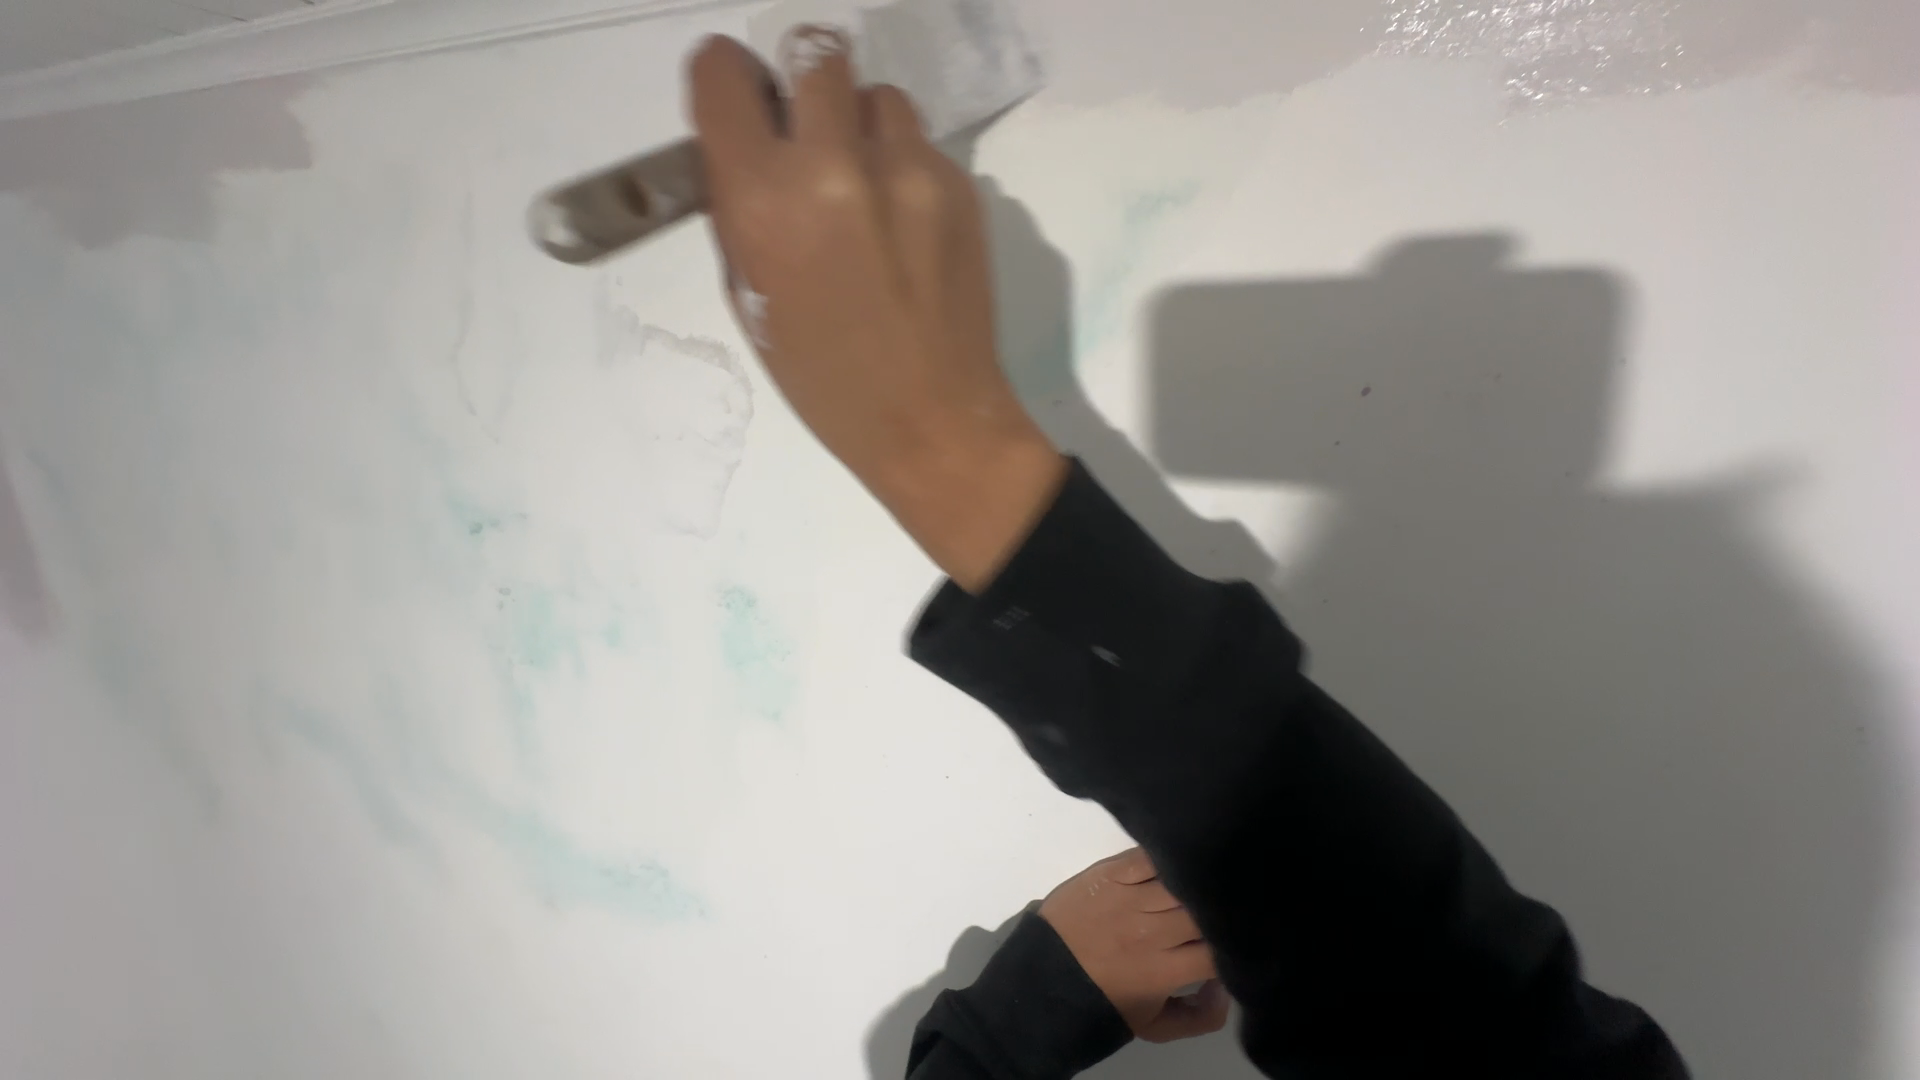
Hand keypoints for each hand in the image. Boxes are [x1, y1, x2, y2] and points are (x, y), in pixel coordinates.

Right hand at [686, 31, 1065, 590]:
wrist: (933, 420)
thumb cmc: (829, 385)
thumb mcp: (752, 304)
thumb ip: (740, 213)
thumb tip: (744, 152)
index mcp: (763, 200)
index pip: (723, 70)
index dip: (728, 85)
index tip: (742, 110)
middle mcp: (834, 165)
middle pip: (813, 51)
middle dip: (803, 90)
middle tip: (810, 142)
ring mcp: (910, 171)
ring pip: (878, 96)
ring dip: (862, 128)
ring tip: (868, 192)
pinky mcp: (963, 187)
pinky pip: (922, 146)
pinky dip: (907, 169)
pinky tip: (910, 229)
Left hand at [1040, 848, 1231, 1043]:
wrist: (1044, 976)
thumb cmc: (1103, 1001)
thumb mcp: (1155, 1027)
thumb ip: (1202, 1017)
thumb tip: (1227, 987)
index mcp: (1165, 971)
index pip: (1218, 951)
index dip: (1235, 943)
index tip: (1239, 938)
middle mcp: (1151, 931)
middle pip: (1201, 912)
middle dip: (1218, 909)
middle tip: (1228, 904)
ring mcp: (1128, 899)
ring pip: (1178, 882)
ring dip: (1195, 880)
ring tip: (1207, 876)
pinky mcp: (1108, 874)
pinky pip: (1145, 858)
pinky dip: (1165, 855)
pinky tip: (1177, 855)